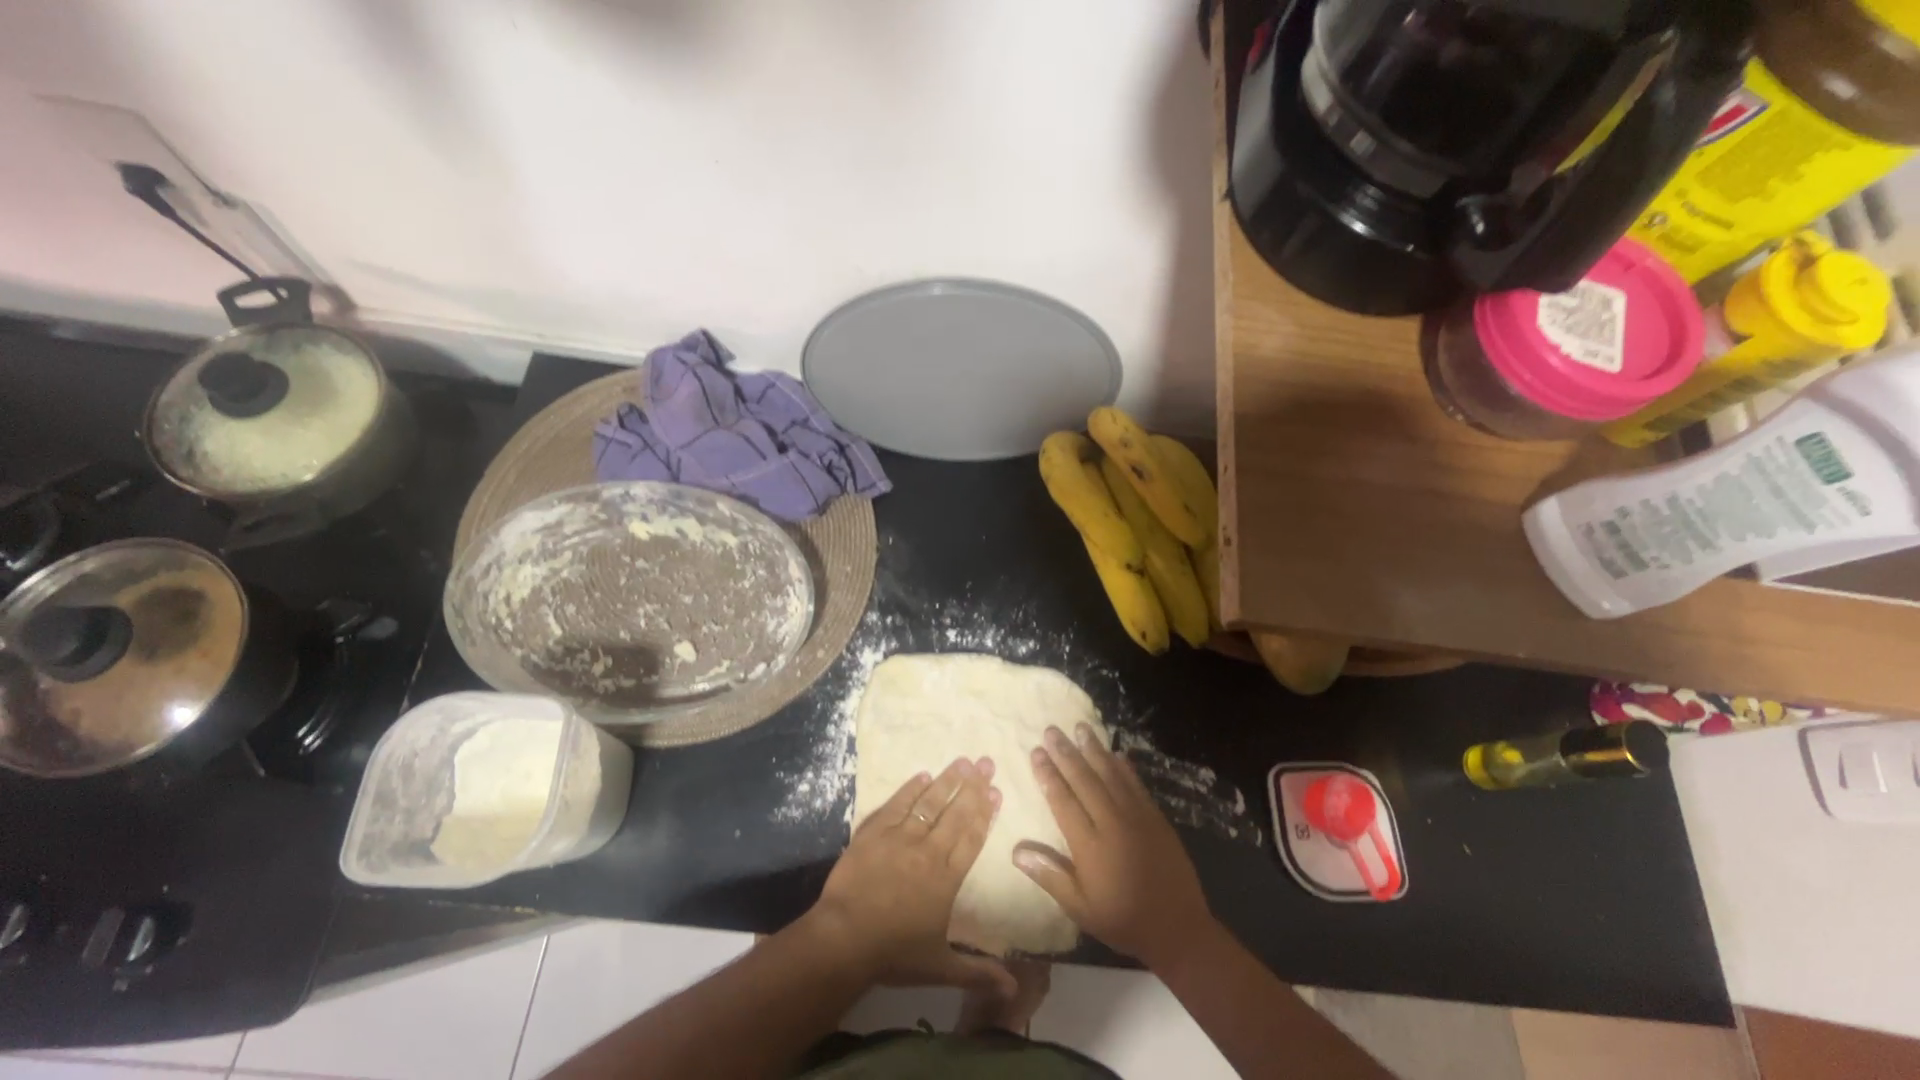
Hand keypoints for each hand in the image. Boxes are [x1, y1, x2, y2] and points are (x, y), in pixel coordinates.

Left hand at [805, 757, 1014, 997]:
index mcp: (947, 878)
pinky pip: (895, 805)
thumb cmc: (893, 954)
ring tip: (962, 760)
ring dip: (947, 781)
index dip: (985, 814)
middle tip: (987, 762)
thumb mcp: (940, 967)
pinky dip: (909, 790)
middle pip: (955, 814)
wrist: (843, 939)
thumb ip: (978, 973)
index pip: (972, 838)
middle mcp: (928, 851)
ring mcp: (898, 839)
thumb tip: (1015, 990)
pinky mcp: (871, 834)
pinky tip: (922, 776)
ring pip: (928, 803)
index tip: (996, 792)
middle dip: (973, 787)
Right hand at [1017, 724, 1214, 968]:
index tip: (1036, 752)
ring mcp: (1138, 818)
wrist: (1178, 928)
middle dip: (1067, 754)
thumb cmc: (1123, 921)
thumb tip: (1016, 851)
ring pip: (1112, 776)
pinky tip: (1117, 754)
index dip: (1048, 775)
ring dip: (1095, 751)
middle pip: (1085, 781)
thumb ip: (1050, 876)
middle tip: (1052, 730)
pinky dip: (1125, 768)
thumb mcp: (1080, 908)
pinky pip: (1137, 786)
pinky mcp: (1157, 819)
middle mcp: (1113, 824)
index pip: (1063, 801)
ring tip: (1081, 728)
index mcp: (1090, 846)